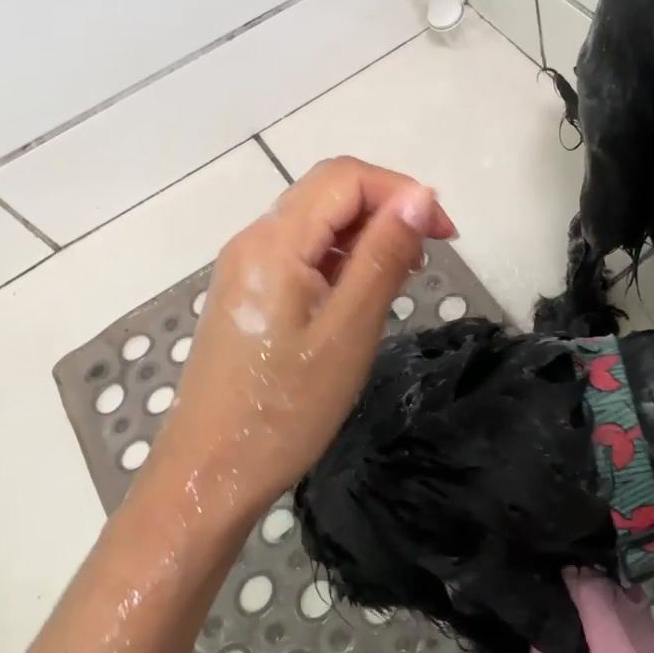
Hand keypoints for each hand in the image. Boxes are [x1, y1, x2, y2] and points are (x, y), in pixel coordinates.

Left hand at [156, 156, 457, 509]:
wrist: (209, 475)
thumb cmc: (285, 411)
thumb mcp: (348, 332)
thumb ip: (384, 256)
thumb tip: (421, 197)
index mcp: (274, 243)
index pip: (346, 178)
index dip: (402, 191)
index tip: (445, 234)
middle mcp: (253, 240)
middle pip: (329, 191)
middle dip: (388, 207)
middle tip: (431, 252)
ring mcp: (245, 266)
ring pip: (317, 221)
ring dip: (367, 232)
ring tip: (403, 275)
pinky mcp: (248, 293)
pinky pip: (302, 252)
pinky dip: (342, 257)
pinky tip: (363, 293)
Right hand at [532, 571, 653, 652]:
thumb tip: (541, 642)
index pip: (605, 609)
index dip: (583, 584)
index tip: (562, 568)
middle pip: (632, 609)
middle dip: (603, 587)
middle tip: (572, 575)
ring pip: (648, 625)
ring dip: (621, 604)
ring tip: (590, 595)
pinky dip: (633, 627)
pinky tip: (614, 631)